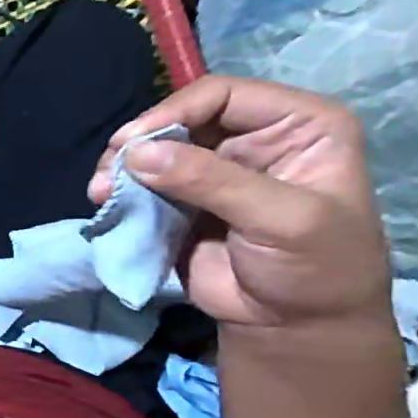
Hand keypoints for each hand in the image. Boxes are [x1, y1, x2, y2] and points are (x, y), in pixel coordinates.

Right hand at [88, 75, 391, 331]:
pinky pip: (136, 180)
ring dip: (117, 169)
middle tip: (108, 176)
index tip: (132, 145)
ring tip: (101, 195)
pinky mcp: (176, 197)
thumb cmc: (315, 267)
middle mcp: (250, 138)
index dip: (172, 112)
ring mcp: (209, 169)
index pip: (221, 94)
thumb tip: (136, 153)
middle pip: (174, 119)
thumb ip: (212, 181)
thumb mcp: (280, 220)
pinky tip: (104, 204)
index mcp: (298, 126)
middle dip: (134, 144)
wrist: (291, 322)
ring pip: (147, 149)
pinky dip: (115, 189)